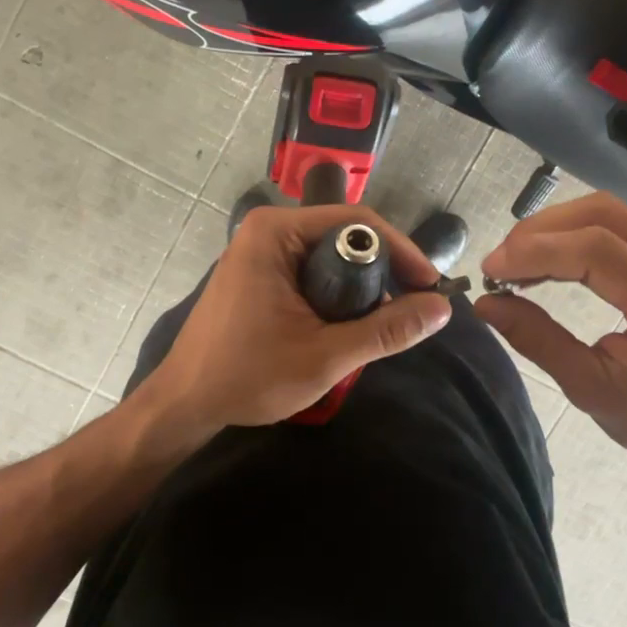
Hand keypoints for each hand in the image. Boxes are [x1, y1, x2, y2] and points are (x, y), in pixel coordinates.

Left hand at [143, 204, 453, 430]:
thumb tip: (442, 309)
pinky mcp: (256, 274)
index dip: (401, 252)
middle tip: (409, 310)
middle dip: (381, 272)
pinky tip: (347, 325)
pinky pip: (310, 271)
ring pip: (328, 256)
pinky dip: (334, 294)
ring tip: (382, 323)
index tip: (430, 287)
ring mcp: (258, 251)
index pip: (357, 222)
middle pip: (344, 236)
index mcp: (275, 232)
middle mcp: (266, 230)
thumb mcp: (326, 356)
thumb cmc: (248, 376)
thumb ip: (386, 330)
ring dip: (358, 288)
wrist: (185, 403)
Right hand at [475, 195, 626, 487]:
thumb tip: (487, 304)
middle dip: (543, 229)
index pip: (599, 250)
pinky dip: (587, 230)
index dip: (537, 250)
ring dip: (562, 225)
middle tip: (503, 262)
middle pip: (608, 214)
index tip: (492, 270)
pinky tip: (559, 256)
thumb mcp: (595, 393)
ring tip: (523, 259)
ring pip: (620, 210)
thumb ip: (540, 342)